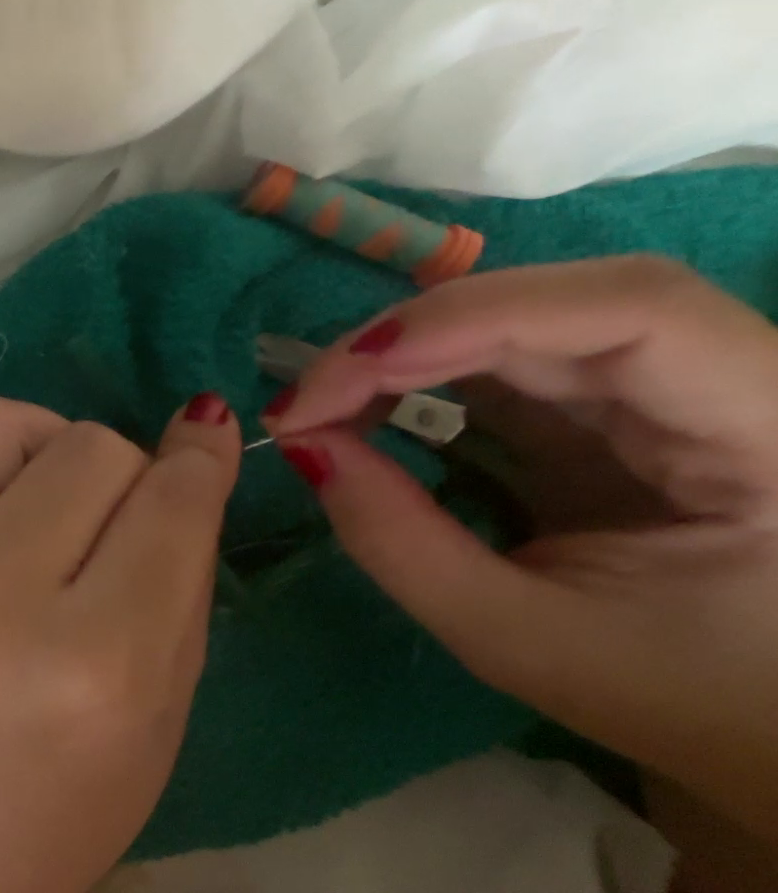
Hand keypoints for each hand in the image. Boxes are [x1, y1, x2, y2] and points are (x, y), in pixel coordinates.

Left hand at [0, 392, 240, 892]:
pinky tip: (5, 497)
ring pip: (8, 422)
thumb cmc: (75, 796)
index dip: (200, 460)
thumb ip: (185, 570)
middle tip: (120, 521)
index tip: (208, 436)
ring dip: (53, 447)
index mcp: (97, 663)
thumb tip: (199, 437)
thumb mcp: (165, 701)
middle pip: (90, 450)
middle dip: (129, 472)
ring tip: (57, 501)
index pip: (166, 507)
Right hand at [265, 255, 777, 844]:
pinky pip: (508, 359)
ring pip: (522, 319)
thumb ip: (400, 542)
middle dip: (411, 339)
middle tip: (305, 400)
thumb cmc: (673, 697)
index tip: (350, 374)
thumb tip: (300, 444)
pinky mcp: (617, 403)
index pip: (633, 310)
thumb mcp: (519, 639)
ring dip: (404, 352)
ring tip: (320, 404)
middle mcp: (739, 381)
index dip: (476, 316)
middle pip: (557, 303)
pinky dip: (420, 375)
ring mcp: (671, 387)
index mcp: (772, 437)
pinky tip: (364, 406)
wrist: (760, 725)